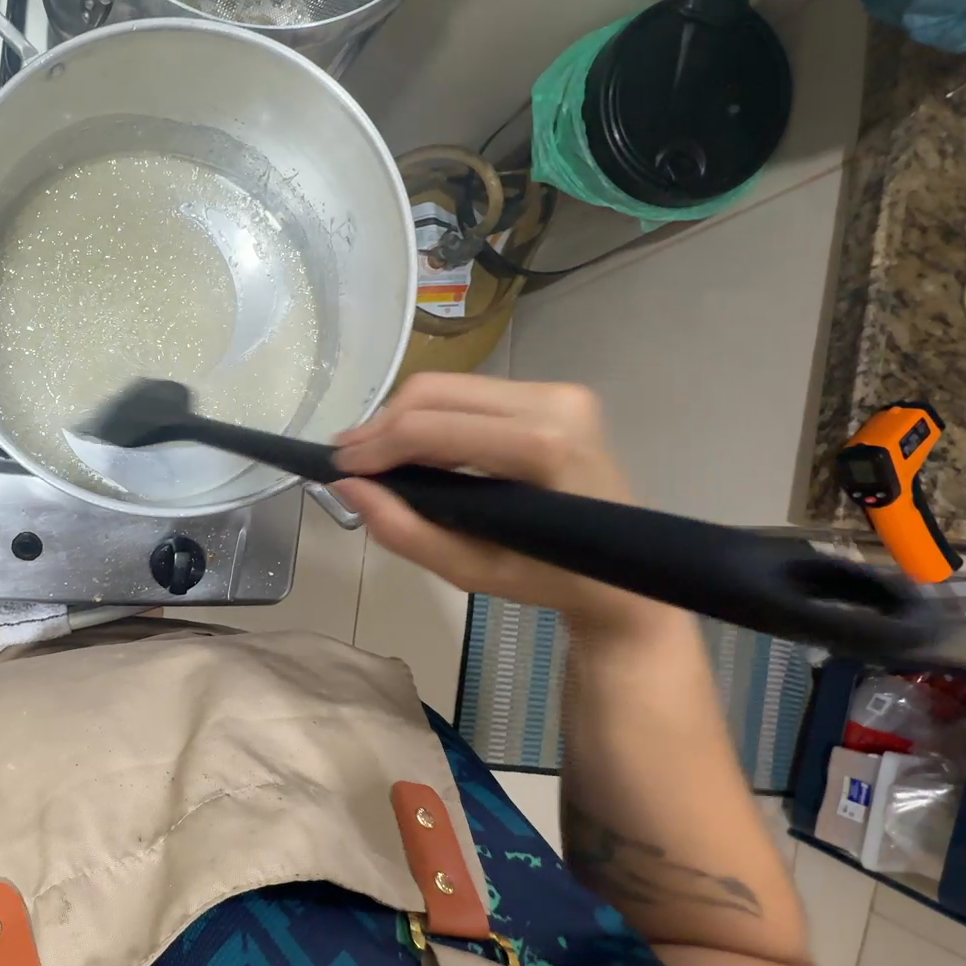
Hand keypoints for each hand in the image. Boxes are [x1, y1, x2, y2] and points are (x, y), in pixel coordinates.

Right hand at [330, 373, 659, 632]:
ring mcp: (558, 392)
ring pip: (446, 387)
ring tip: (373, 457)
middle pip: (433, 392)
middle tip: (348, 462)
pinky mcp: (554, 394)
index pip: (430, 427)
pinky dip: (429, 418)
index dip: (374, 446)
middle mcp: (553, 402)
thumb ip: (403, 530)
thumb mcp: (467, 570)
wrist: (627, 575)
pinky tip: (413, 449)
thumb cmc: (548, 578)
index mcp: (541, 446)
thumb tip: (346, 487)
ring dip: (401, 420)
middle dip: (380, 427)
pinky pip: (468, 394)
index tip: (337, 470)